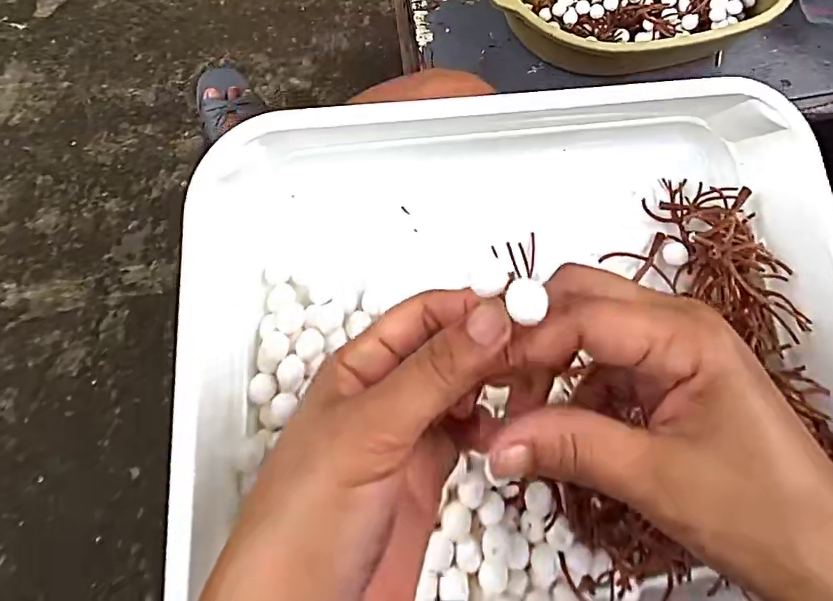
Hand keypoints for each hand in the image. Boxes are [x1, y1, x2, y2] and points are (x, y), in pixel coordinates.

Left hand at [201, 290, 511, 600]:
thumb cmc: (294, 527)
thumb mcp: (370, 430)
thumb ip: (432, 372)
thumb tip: (485, 317)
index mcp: (361, 366)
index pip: (426, 314)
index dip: (473, 306)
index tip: (520, 307)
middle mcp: (387, 395)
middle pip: (451, 347)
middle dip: (493, 341)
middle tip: (538, 346)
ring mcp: (409, 436)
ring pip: (466, 388)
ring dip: (498, 382)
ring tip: (530, 385)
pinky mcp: (427, 476)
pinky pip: (472, 433)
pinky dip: (497, 427)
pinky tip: (508, 432)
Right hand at [485, 266, 832, 600]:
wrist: (832, 562)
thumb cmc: (771, 516)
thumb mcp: (660, 481)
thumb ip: (574, 448)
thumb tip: (502, 440)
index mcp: (686, 332)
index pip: (585, 314)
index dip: (529, 341)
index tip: (486, 372)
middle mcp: (678, 322)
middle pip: (583, 295)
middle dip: (535, 330)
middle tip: (497, 375)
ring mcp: (673, 344)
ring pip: (589, 321)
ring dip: (551, 357)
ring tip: (524, 408)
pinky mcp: (668, 372)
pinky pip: (604, 356)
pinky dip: (574, 380)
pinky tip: (561, 420)